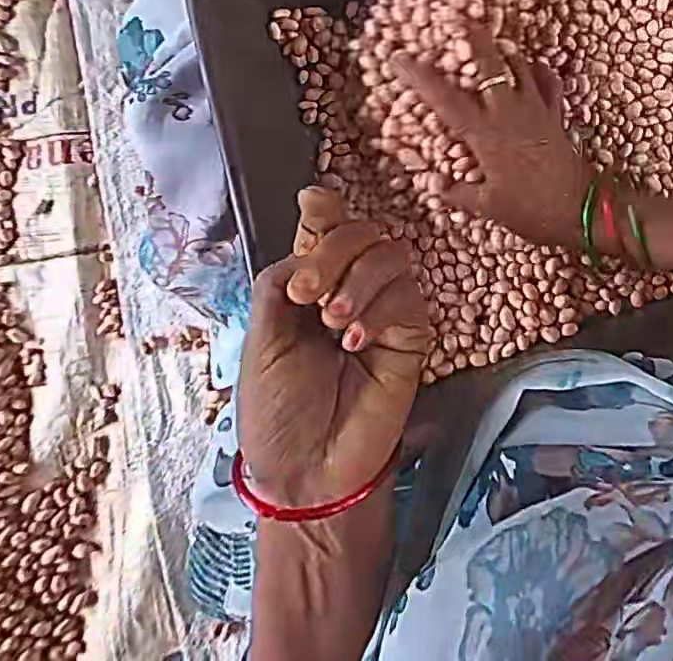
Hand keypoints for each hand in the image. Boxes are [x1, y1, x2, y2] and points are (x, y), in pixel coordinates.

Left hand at [238, 188, 432, 506]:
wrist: (306, 471)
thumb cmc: (277, 409)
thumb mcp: (261, 338)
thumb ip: (280, 281)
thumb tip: (309, 235)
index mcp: (311, 285)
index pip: (326, 232)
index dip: (325, 209)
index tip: (313, 201)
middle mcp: (350, 288)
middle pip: (360, 232)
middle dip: (334, 249)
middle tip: (306, 293)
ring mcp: (384, 309)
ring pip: (389, 255)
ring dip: (358, 278)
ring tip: (332, 320)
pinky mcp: (411, 333)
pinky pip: (406, 296)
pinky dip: (379, 308)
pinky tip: (355, 341)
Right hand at [393, 30, 590, 248]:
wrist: (581, 210)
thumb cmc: (531, 210)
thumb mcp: (488, 206)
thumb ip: (458, 192)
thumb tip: (436, 184)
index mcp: (486, 134)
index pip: (445, 100)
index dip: (420, 77)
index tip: (401, 58)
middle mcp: (509, 113)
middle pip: (489, 65)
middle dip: (473, 40)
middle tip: (459, 20)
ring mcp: (536, 110)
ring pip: (520, 67)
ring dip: (504, 54)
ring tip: (492, 44)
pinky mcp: (556, 115)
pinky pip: (548, 84)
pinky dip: (539, 73)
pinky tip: (533, 69)